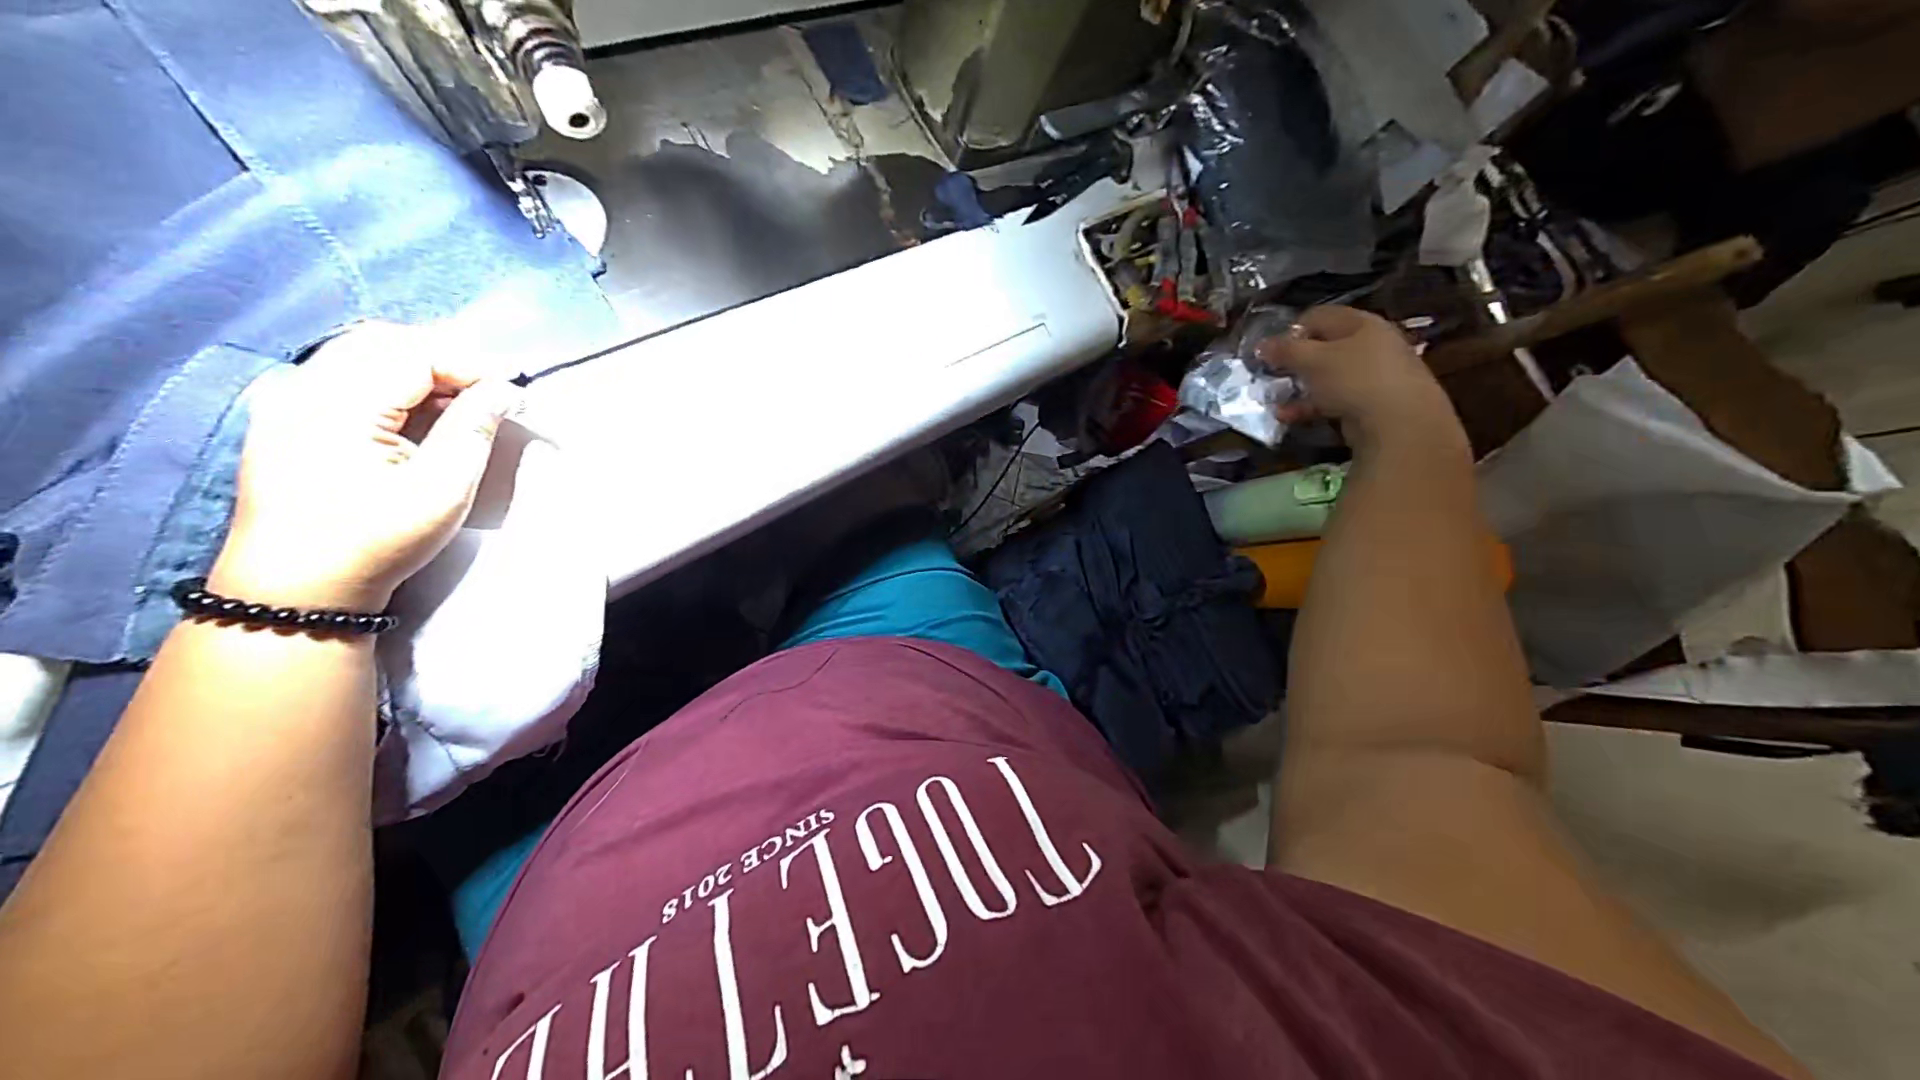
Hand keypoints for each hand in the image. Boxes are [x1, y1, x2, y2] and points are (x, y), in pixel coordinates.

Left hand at [207, 323, 522, 613]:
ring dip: (412, 363)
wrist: (295, 589)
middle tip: (489, 383)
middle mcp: (302, 391)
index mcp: (340, 407)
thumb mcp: (442, 491)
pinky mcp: (281, 422)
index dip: (470, 364)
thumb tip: (503, 390)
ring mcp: (283, 405)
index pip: (414, 356)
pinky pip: (334, 375)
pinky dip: (382, 378)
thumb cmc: (377, 542)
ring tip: (457, 392)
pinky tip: (411, 407)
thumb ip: (473, 430)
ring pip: (353, 354)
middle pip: (379, 342)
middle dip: (442, 354)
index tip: (513, 384)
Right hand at [1256, 306, 1459, 449]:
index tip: (1269, 350)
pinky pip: (1334, 399)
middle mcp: (1371, 344)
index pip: (1319, 316)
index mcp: (1360, 323)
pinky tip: (1289, 417)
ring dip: (1300, 387)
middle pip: (1324, 347)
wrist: (1399, 423)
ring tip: (1275, 399)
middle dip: (1295, 361)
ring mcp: (1373, 375)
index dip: (1290, 330)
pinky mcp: (1371, 403)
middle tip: (1272, 374)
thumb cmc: (1354, 379)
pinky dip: (1311, 406)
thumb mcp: (1313, 361)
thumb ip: (1285, 351)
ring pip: (1327, 376)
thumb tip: (1261, 345)